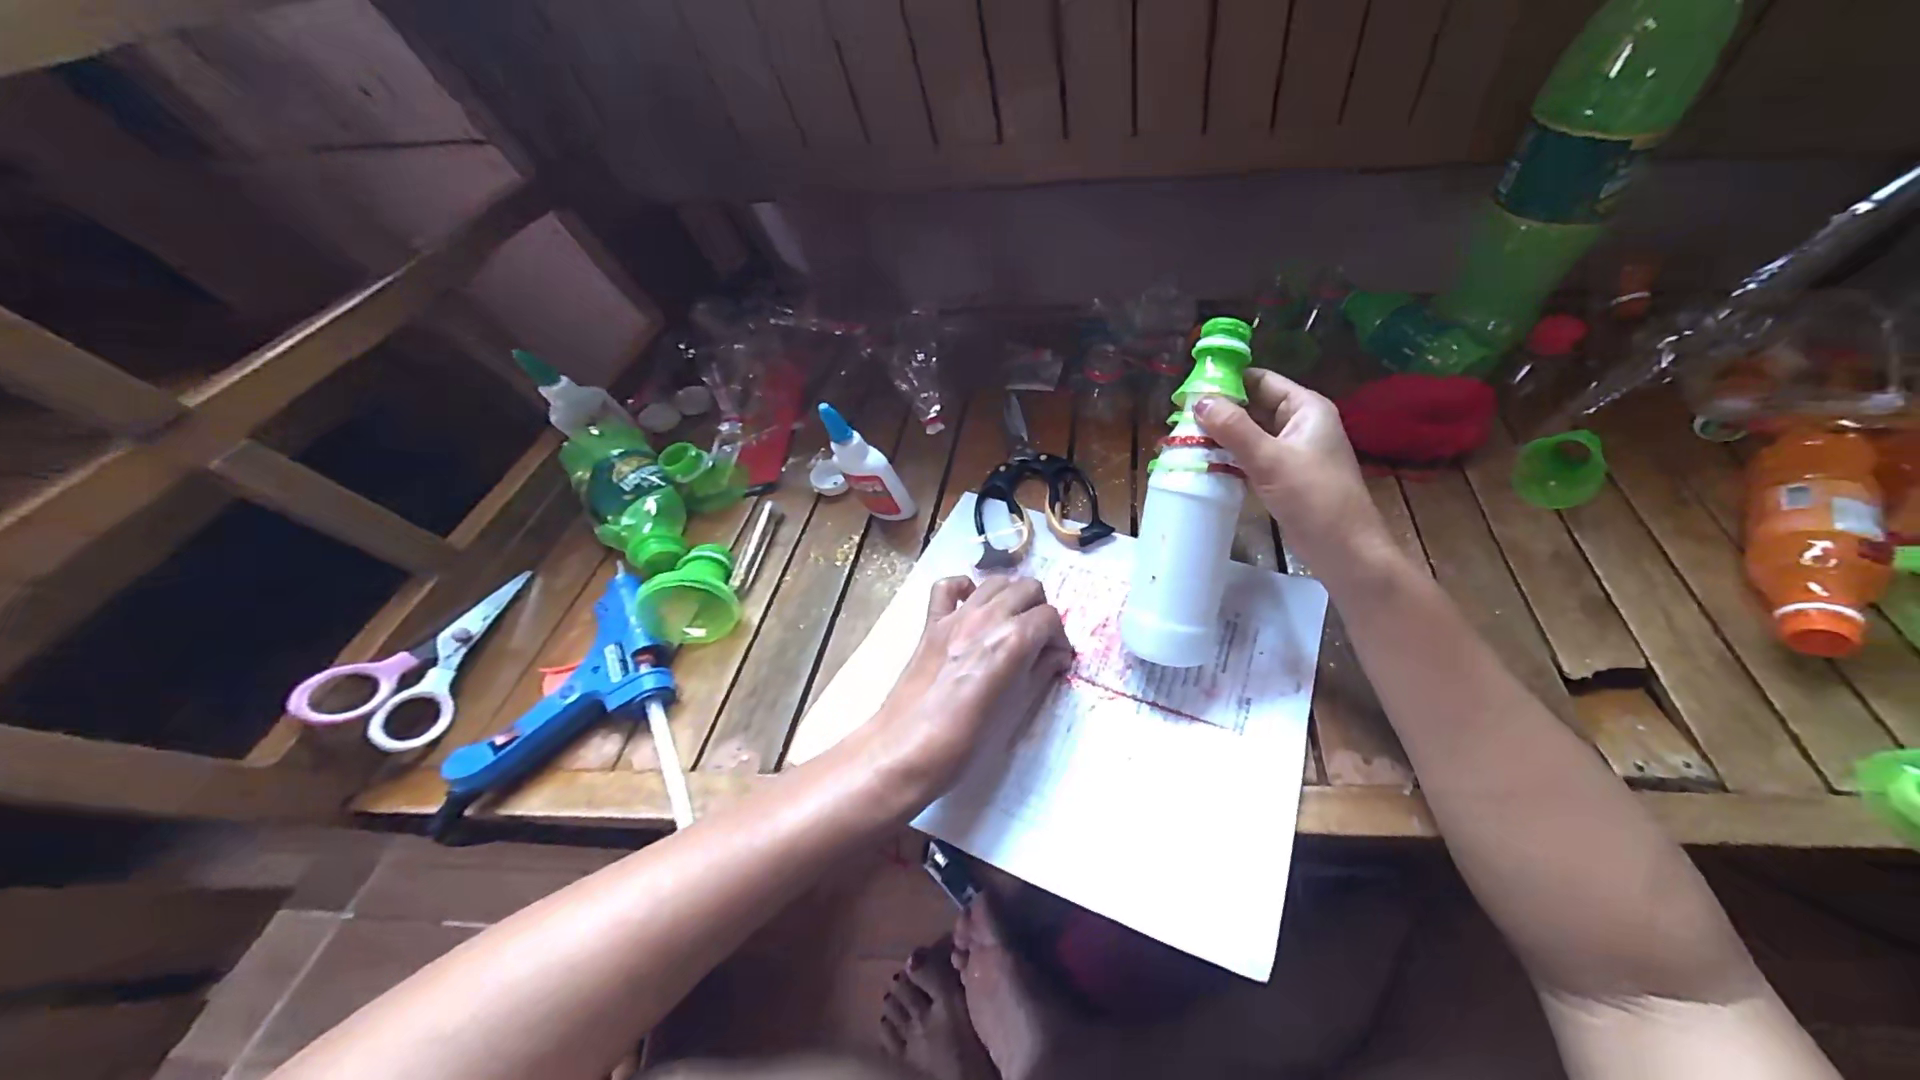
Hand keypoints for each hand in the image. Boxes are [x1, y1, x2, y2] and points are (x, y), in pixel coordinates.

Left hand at [867, 576, 1070, 796]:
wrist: (908, 750)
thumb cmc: (968, 740)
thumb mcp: (1018, 709)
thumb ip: (1041, 673)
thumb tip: (1056, 655)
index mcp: (1013, 639)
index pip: (1050, 618)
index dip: (1059, 637)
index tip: (1056, 659)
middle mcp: (987, 617)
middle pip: (1027, 589)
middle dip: (1039, 610)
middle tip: (1036, 641)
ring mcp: (955, 616)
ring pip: (994, 582)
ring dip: (1009, 597)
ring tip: (1009, 626)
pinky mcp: (930, 623)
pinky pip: (947, 586)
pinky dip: (963, 589)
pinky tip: (970, 608)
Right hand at [1191, 370, 1393, 577]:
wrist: (1343, 549)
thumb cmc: (1314, 498)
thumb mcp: (1270, 459)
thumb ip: (1234, 428)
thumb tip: (1199, 401)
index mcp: (1305, 408)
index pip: (1261, 380)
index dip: (1227, 381)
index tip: (1190, 389)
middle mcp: (1298, 424)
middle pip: (1251, 407)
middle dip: (1217, 412)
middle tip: (1177, 418)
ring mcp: (1289, 451)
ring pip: (1247, 434)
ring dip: (1218, 437)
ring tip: (1181, 439)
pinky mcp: (1281, 476)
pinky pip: (1248, 458)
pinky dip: (1227, 458)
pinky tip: (1201, 463)